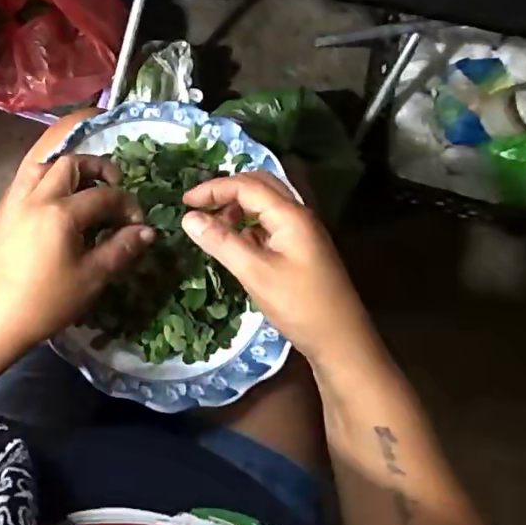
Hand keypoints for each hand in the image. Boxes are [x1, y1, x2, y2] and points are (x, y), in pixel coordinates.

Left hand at [0, 128, 155, 360]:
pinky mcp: (2, 214)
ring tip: (82, 189)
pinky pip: (25, 182)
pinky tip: (55, 204)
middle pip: (71, 164)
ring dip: (67, 171)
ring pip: (43, 166)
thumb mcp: (92, 278)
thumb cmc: (47, 302)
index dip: (128, 205)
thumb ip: (121, 248)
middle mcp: (36, 198)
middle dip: (98, 170)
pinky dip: (45, 182)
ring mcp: (15, 203)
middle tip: (113, 187)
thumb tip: (147, 231)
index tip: (137, 223)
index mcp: (61, 213)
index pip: (105, 195)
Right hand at [181, 173, 377, 360]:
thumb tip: (188, 218)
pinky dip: (249, 226)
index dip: (214, 189)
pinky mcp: (301, 248)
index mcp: (291, 215)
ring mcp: (302, 231)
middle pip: (259, 185)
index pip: (247, 185)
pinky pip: (271, 224)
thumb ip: (222, 242)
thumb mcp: (256, 274)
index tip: (184, 202)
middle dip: (227, 191)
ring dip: (238, 208)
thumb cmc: (300, 305)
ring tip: (214, 228)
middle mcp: (299, 215)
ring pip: (266, 204)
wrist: (341, 339)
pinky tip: (235, 244)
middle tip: (199, 207)